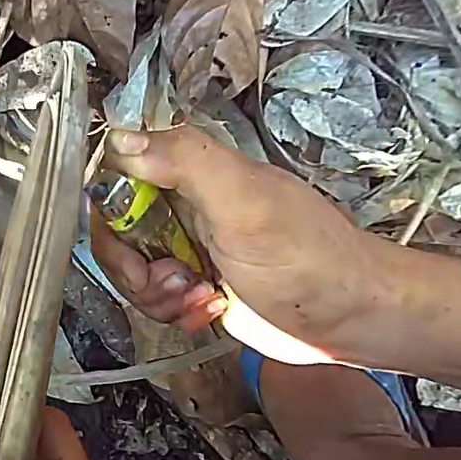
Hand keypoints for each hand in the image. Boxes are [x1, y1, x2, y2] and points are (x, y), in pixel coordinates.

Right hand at [100, 126, 408, 363]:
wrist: (352, 320)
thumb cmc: (308, 258)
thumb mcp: (245, 203)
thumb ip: (185, 161)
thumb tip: (119, 139)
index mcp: (188, 170)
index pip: (114, 177)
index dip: (108, 212)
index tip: (128, 241)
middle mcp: (179, 201)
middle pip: (113, 229)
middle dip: (133, 266)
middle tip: (173, 276)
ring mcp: (183, 242)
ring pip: (128, 268)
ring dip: (155, 293)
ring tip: (199, 294)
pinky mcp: (188, 278)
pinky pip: (149, 294)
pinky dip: (171, 308)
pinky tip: (207, 306)